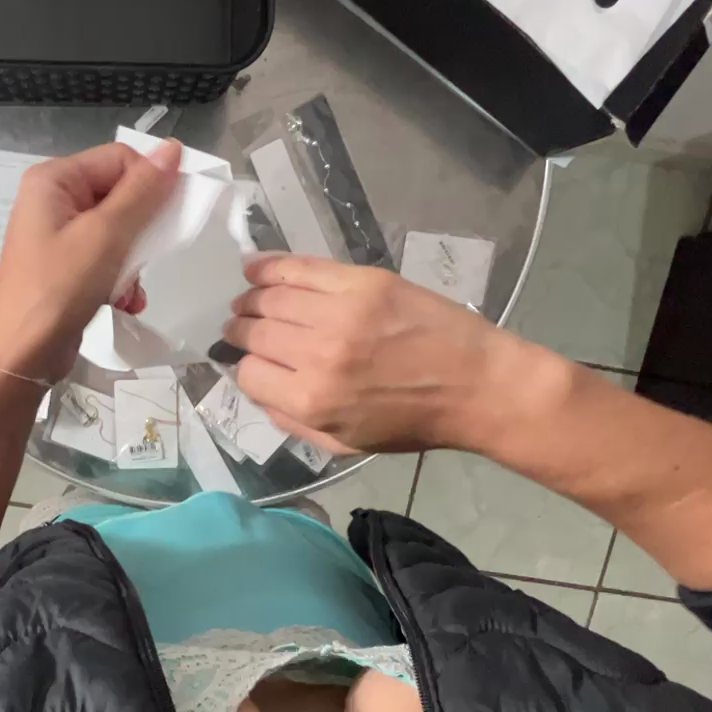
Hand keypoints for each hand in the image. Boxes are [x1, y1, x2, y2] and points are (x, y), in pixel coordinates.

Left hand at [0, 140, 181, 383]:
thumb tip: (173, 149)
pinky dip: (119, 281)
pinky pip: (104, 261)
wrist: (23, 355)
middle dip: (140, 233)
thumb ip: (142, 192)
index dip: (150, 184)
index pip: (119, 160)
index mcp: (54, 180)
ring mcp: (57, 237)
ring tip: (131, 290)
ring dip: (133, 264)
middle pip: (119, 196)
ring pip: (117, 233)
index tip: (169, 219)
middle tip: (146, 260)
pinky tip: (123, 303)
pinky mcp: (64, 269)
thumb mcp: (106, 236)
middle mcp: (52, 201)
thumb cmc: (59, 290)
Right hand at [222, 254, 568, 454]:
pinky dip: (272, 267)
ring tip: (247, 301)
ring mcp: (341, 313)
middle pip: (255, 332)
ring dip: (251, 299)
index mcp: (311, 400)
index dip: (243, 367)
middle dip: (238, 330)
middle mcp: (318, 354)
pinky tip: (256, 269)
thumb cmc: (409, 423)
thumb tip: (257, 387)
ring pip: (272, 297)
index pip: (249, 373)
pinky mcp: (364, 282)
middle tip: (237, 327)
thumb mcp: (342, 445)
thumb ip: (290, 420)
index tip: (248, 361)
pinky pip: (303, 268)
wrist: (474, 386)